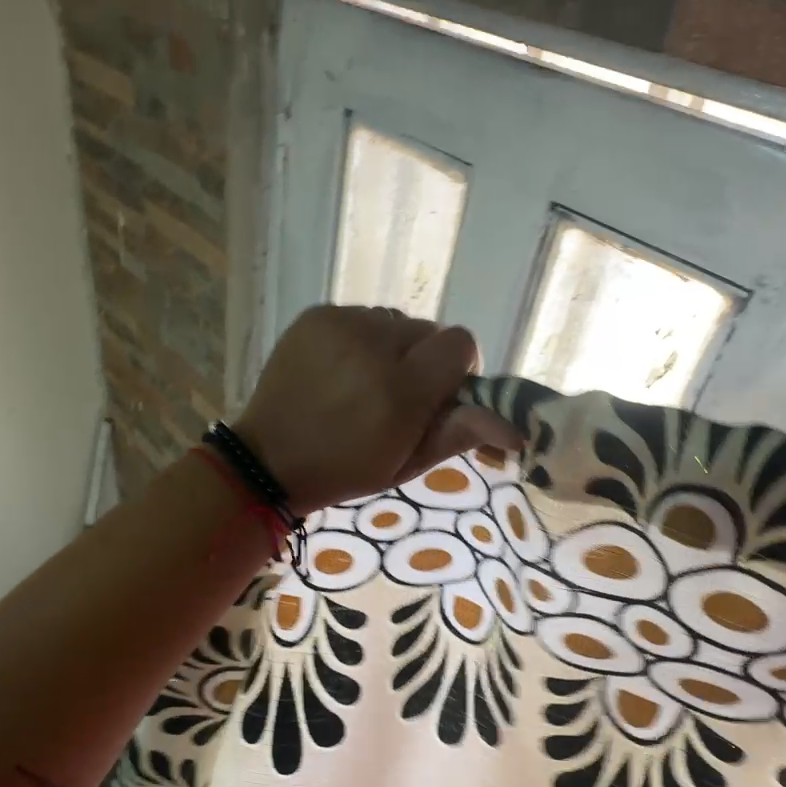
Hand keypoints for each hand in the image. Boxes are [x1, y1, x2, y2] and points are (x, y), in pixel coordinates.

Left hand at [233, 306, 524, 514]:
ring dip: (390, 347)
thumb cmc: (345, 470)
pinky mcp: (316, 316)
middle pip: (427, 331)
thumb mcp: (406, 464)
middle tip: (393, 396)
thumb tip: (516, 428)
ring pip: (393, 322)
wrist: (269, 460)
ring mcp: (340, 325)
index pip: (460, 344)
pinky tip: (339, 371)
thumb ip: (458, 434)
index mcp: (403, 390)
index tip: (434, 397)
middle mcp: (375, 346)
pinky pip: (360, 316)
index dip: (455, 371)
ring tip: (362, 383)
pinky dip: (359, 339)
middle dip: (421, 360)